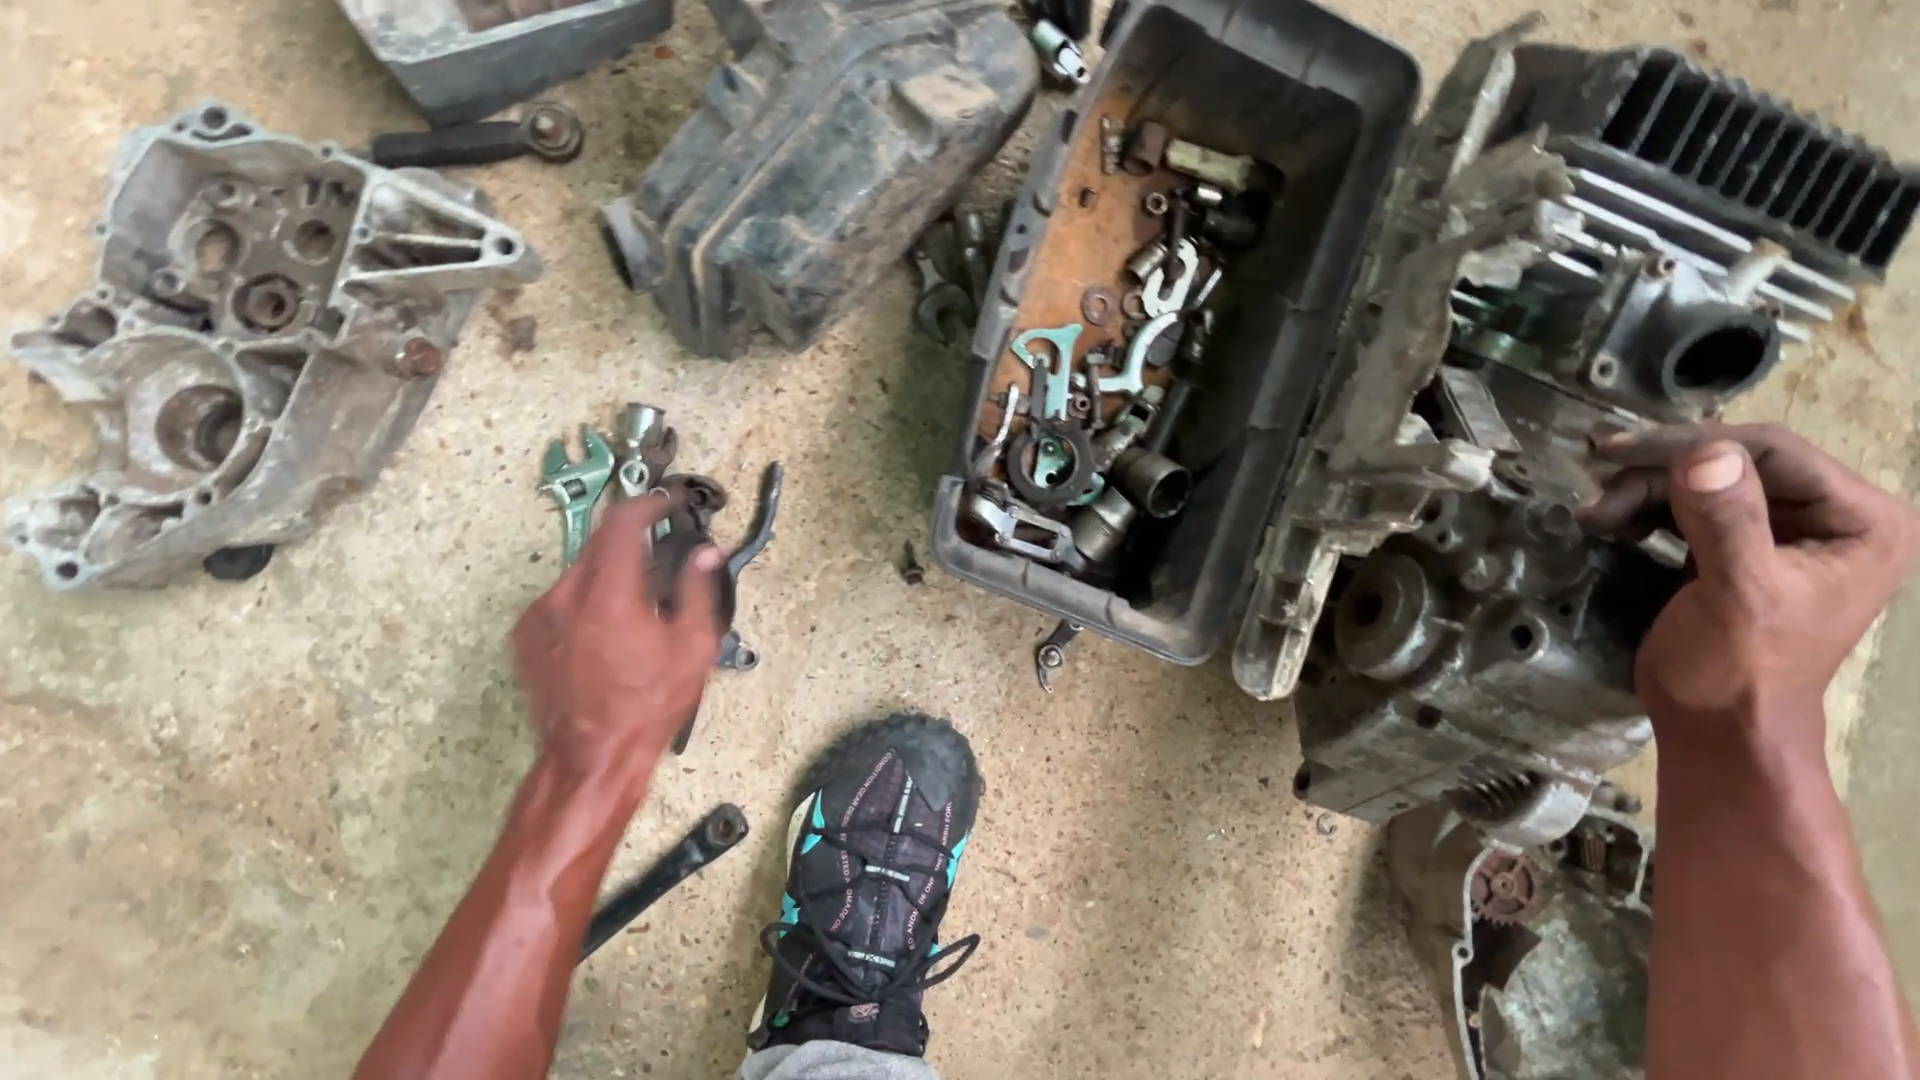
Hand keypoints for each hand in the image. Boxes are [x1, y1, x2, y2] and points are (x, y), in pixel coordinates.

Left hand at [511, 496, 725, 786]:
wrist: (591, 756)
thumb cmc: (648, 704)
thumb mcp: (692, 647)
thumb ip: (698, 589)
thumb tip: (707, 552)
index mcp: (608, 594)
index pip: (622, 522)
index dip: (650, 503)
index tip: (671, 502)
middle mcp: (565, 596)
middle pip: (600, 541)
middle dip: (635, 538)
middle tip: (665, 552)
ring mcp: (539, 616)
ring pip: (580, 570)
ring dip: (613, 569)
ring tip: (641, 601)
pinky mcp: (526, 635)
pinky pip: (562, 597)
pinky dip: (589, 596)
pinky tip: (611, 627)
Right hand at [1579, 423, 1917, 751]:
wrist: (1717, 725)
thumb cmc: (1740, 667)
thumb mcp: (1738, 594)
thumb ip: (1727, 521)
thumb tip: (1703, 452)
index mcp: (1861, 520)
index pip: (1774, 452)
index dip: (1690, 444)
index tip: (1613, 452)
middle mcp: (1828, 516)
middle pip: (1731, 464)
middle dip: (1654, 475)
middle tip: (1595, 495)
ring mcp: (1780, 532)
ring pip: (1699, 483)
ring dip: (1638, 495)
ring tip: (1593, 519)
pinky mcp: (1734, 548)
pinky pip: (1685, 509)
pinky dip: (1641, 512)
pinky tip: (1610, 526)